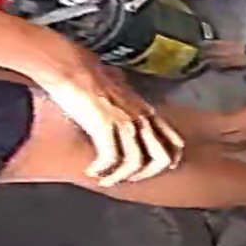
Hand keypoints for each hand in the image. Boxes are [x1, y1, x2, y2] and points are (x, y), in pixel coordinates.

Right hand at [35, 56, 185, 185]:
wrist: (71, 66)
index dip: (172, 158)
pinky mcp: (104, 127)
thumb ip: (130, 102)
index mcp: (148, 111)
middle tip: (132, 179)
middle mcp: (142, 119)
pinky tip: (92, 171)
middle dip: (147, 174)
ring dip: (120, 177)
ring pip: (135, 163)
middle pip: (160, 158)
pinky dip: (101, 169)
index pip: (174, 140)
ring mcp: (125, 123)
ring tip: (107, 180)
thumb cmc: (91, 75)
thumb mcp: (122, 90)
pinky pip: (110, 159)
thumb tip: (126, 104)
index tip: (165, 168)